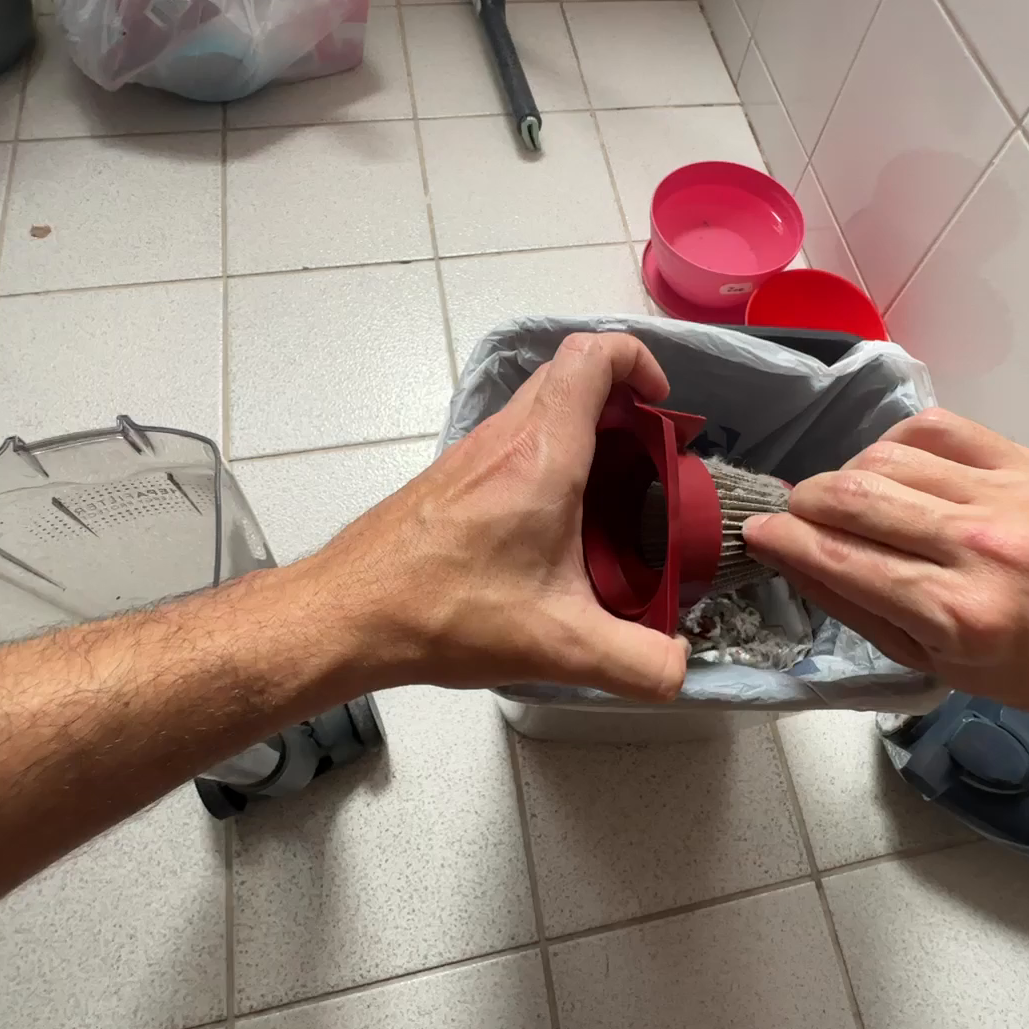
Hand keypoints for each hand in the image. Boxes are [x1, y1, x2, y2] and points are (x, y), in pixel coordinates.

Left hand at [298, 332, 688, 700]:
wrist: (348, 613)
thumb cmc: (448, 611)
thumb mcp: (560, 645)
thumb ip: (637, 664)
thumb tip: (681, 673)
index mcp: (544, 453)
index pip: (593, 356)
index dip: (638, 360)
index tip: (662, 404)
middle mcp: (507, 436)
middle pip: (570, 373)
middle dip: (621, 399)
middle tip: (648, 456)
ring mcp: (473, 451)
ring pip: (540, 406)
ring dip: (584, 427)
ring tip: (611, 492)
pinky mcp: (453, 475)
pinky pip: (515, 439)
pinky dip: (550, 453)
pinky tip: (554, 522)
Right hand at [742, 408, 1028, 726]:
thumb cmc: (1010, 669)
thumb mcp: (919, 660)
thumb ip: (846, 602)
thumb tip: (784, 552)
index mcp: (957, 613)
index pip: (842, 559)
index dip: (785, 538)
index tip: (755, 529)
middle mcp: (983, 547)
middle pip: (857, 498)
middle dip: (805, 500)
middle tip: (796, 513)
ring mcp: (1009, 496)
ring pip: (886, 458)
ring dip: (847, 476)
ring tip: (849, 500)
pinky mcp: (1027, 463)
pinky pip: (932, 427)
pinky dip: (892, 444)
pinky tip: (891, 470)